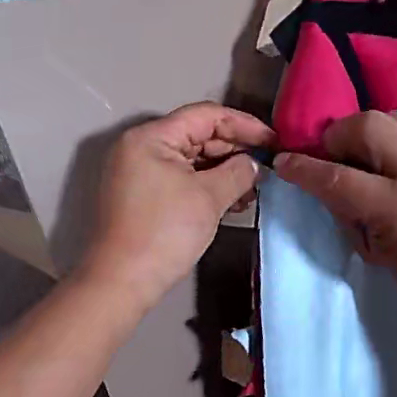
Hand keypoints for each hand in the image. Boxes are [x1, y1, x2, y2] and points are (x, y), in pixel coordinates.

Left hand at [79, 102, 274, 306]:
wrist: (123, 280)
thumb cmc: (164, 233)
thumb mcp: (208, 198)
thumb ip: (238, 172)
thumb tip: (254, 164)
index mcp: (151, 137)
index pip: (206, 115)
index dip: (244, 125)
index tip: (273, 142)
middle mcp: (140, 147)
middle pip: (197, 135)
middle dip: (234, 151)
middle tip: (265, 169)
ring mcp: (138, 172)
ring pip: (190, 160)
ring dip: (223, 172)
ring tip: (251, 191)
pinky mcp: (141, 195)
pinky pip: (179, 179)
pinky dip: (205, 186)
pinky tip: (230, 201)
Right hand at [273, 111, 396, 325]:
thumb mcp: (380, 255)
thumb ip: (350, 212)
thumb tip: (326, 180)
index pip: (341, 178)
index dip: (305, 168)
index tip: (285, 162)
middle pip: (369, 125)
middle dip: (339, 136)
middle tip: (334, 155)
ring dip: (373, 134)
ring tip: (372, 158)